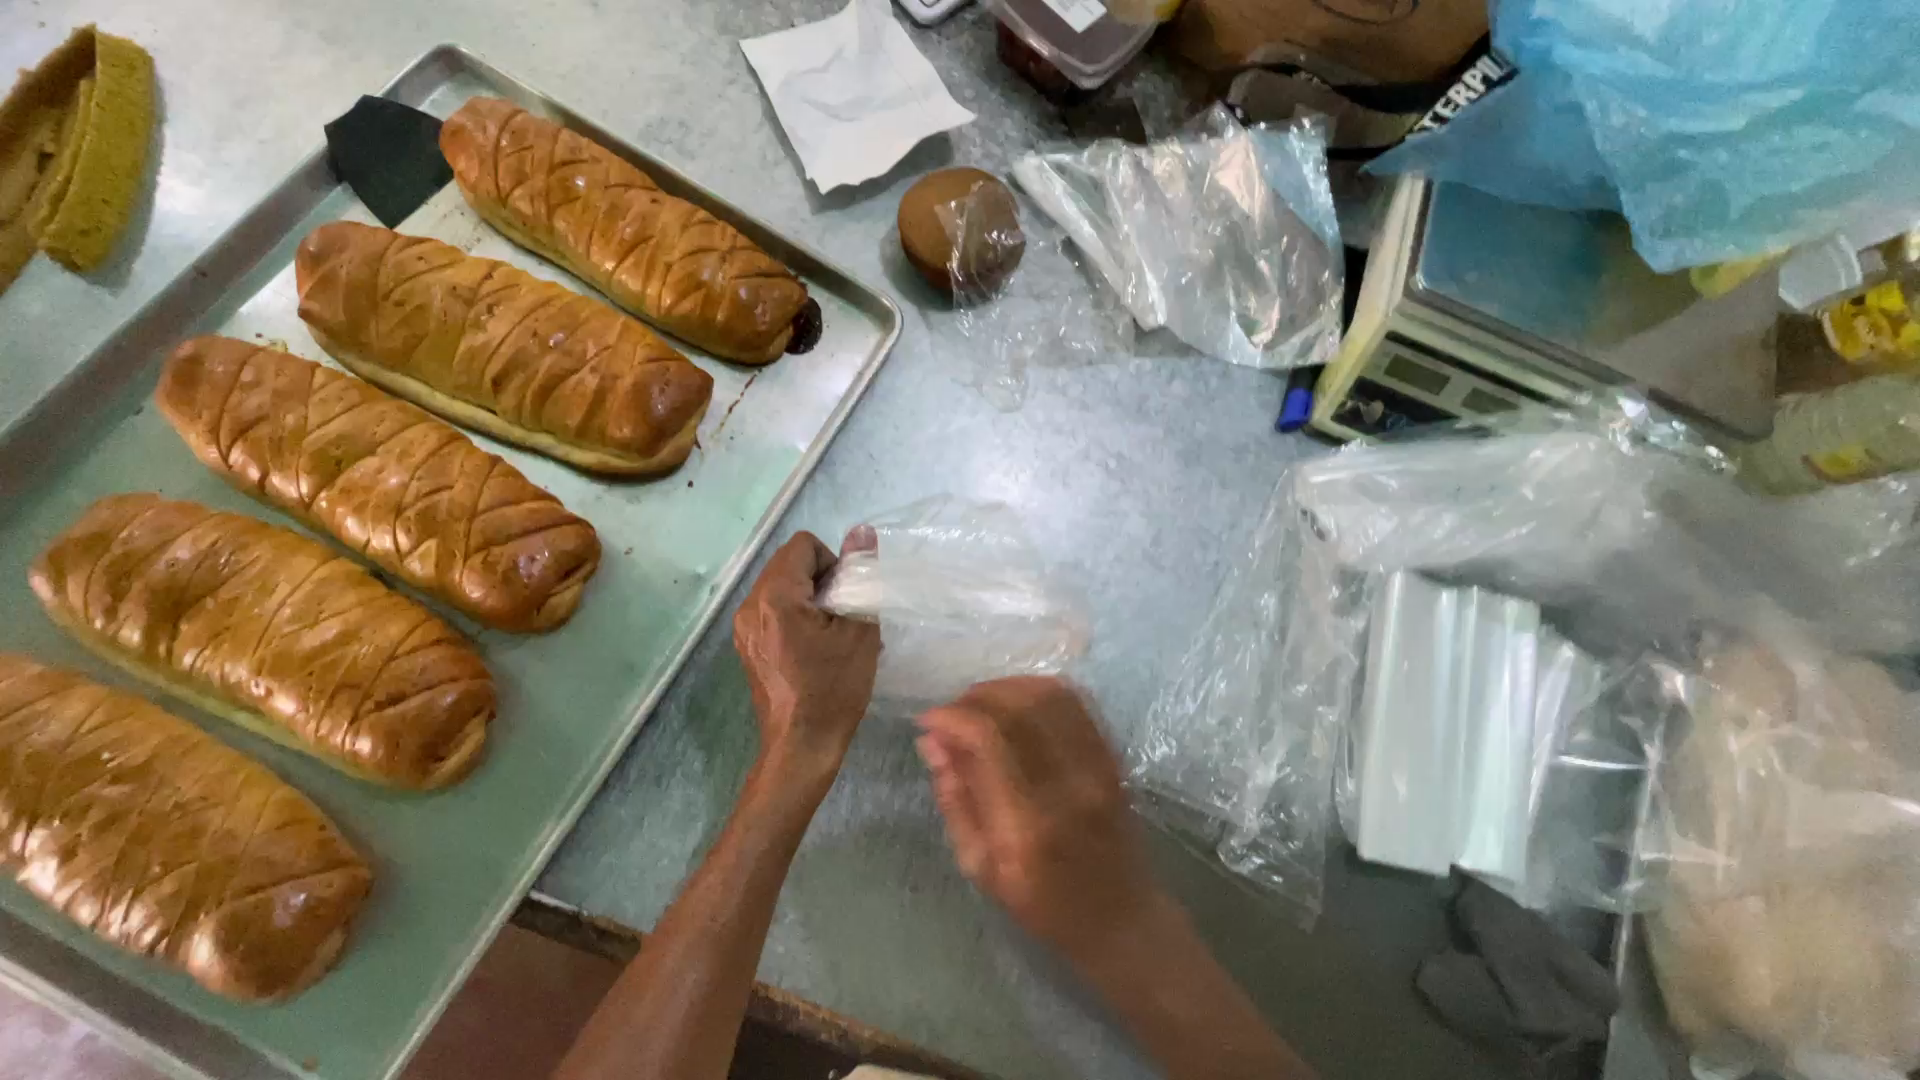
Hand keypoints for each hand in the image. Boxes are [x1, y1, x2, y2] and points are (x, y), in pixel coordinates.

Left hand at [733, 529, 881, 780]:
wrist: (801, 745)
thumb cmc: (835, 688)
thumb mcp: (859, 628)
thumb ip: (859, 574)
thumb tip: (862, 531)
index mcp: (775, 596)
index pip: (803, 545)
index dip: (833, 563)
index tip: (846, 599)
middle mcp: (750, 605)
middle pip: (788, 563)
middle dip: (820, 580)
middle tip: (842, 617)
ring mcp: (743, 627)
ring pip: (780, 587)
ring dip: (808, 598)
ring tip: (829, 635)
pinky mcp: (746, 645)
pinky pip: (771, 610)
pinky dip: (794, 616)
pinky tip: (811, 649)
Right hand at [915, 676, 1163, 960]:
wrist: (1121, 917)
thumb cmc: (1044, 904)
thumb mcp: (981, 868)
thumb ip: (955, 799)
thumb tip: (932, 742)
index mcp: (1026, 825)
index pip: (989, 741)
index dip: (953, 718)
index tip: (929, 721)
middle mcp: (1067, 786)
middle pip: (1018, 709)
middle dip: (975, 698)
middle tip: (952, 712)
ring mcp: (1097, 767)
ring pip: (1050, 696)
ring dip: (1006, 688)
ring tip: (980, 705)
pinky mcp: (1113, 758)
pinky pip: (1077, 703)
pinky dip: (1039, 690)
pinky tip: (1017, 703)